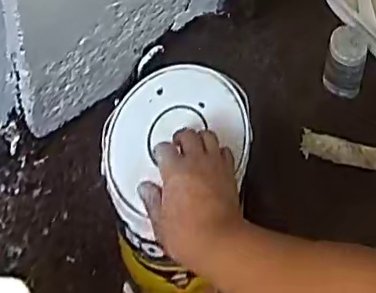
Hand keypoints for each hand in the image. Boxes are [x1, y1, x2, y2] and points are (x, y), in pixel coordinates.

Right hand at [138, 127, 245, 272]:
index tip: (159, 154)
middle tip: (177, 142)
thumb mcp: (161, 224)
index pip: (164, 149)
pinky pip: (225, 150)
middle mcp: (195, 161)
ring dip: (200, 137)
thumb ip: (153, 202)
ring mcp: (214, 163)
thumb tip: (146, 190)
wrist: (219, 240)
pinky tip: (215, 155)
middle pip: (188, 135)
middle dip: (180, 137)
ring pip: (208, 136)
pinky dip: (219, 150)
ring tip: (196, 142)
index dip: (160, 150)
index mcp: (175, 170)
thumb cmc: (190, 235)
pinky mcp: (229, 171)